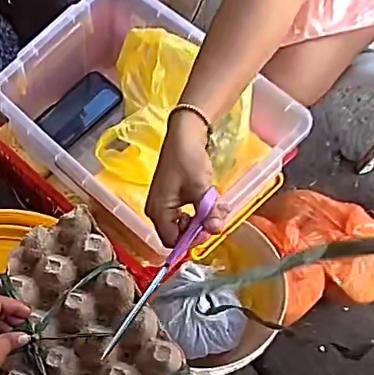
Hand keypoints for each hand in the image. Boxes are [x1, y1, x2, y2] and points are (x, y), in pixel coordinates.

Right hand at [145, 111, 226, 246]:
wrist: (185, 133)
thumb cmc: (187, 158)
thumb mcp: (201, 188)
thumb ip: (208, 212)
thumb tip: (216, 230)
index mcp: (158, 211)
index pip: (172, 241)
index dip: (191, 240)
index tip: (209, 229)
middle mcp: (157, 211)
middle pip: (177, 235)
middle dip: (199, 229)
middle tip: (215, 217)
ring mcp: (164, 205)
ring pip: (184, 225)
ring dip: (202, 220)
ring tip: (216, 208)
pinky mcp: (172, 198)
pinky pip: (185, 214)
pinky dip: (199, 211)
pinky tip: (210, 202)